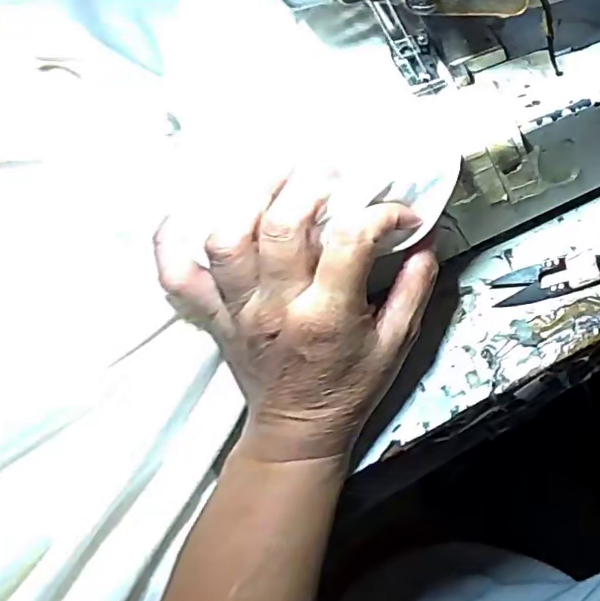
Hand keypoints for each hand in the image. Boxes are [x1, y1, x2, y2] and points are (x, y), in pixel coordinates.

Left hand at [154, 171, 439, 462]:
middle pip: (280, 228)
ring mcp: (236, 310)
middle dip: (310, 187)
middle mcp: (276, 307)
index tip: (405, 215)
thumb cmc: (353, 383)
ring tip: (278, 173)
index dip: (383, 215)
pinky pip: (175, 273)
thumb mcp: (401, 339)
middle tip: (336, 172)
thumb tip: (425, 238)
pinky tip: (197, 208)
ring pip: (225, 239)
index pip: (352, 241)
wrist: (298, 428)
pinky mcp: (212, 316)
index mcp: (329, 315)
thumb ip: (415, 285)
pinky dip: (174, 238)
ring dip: (250, 196)